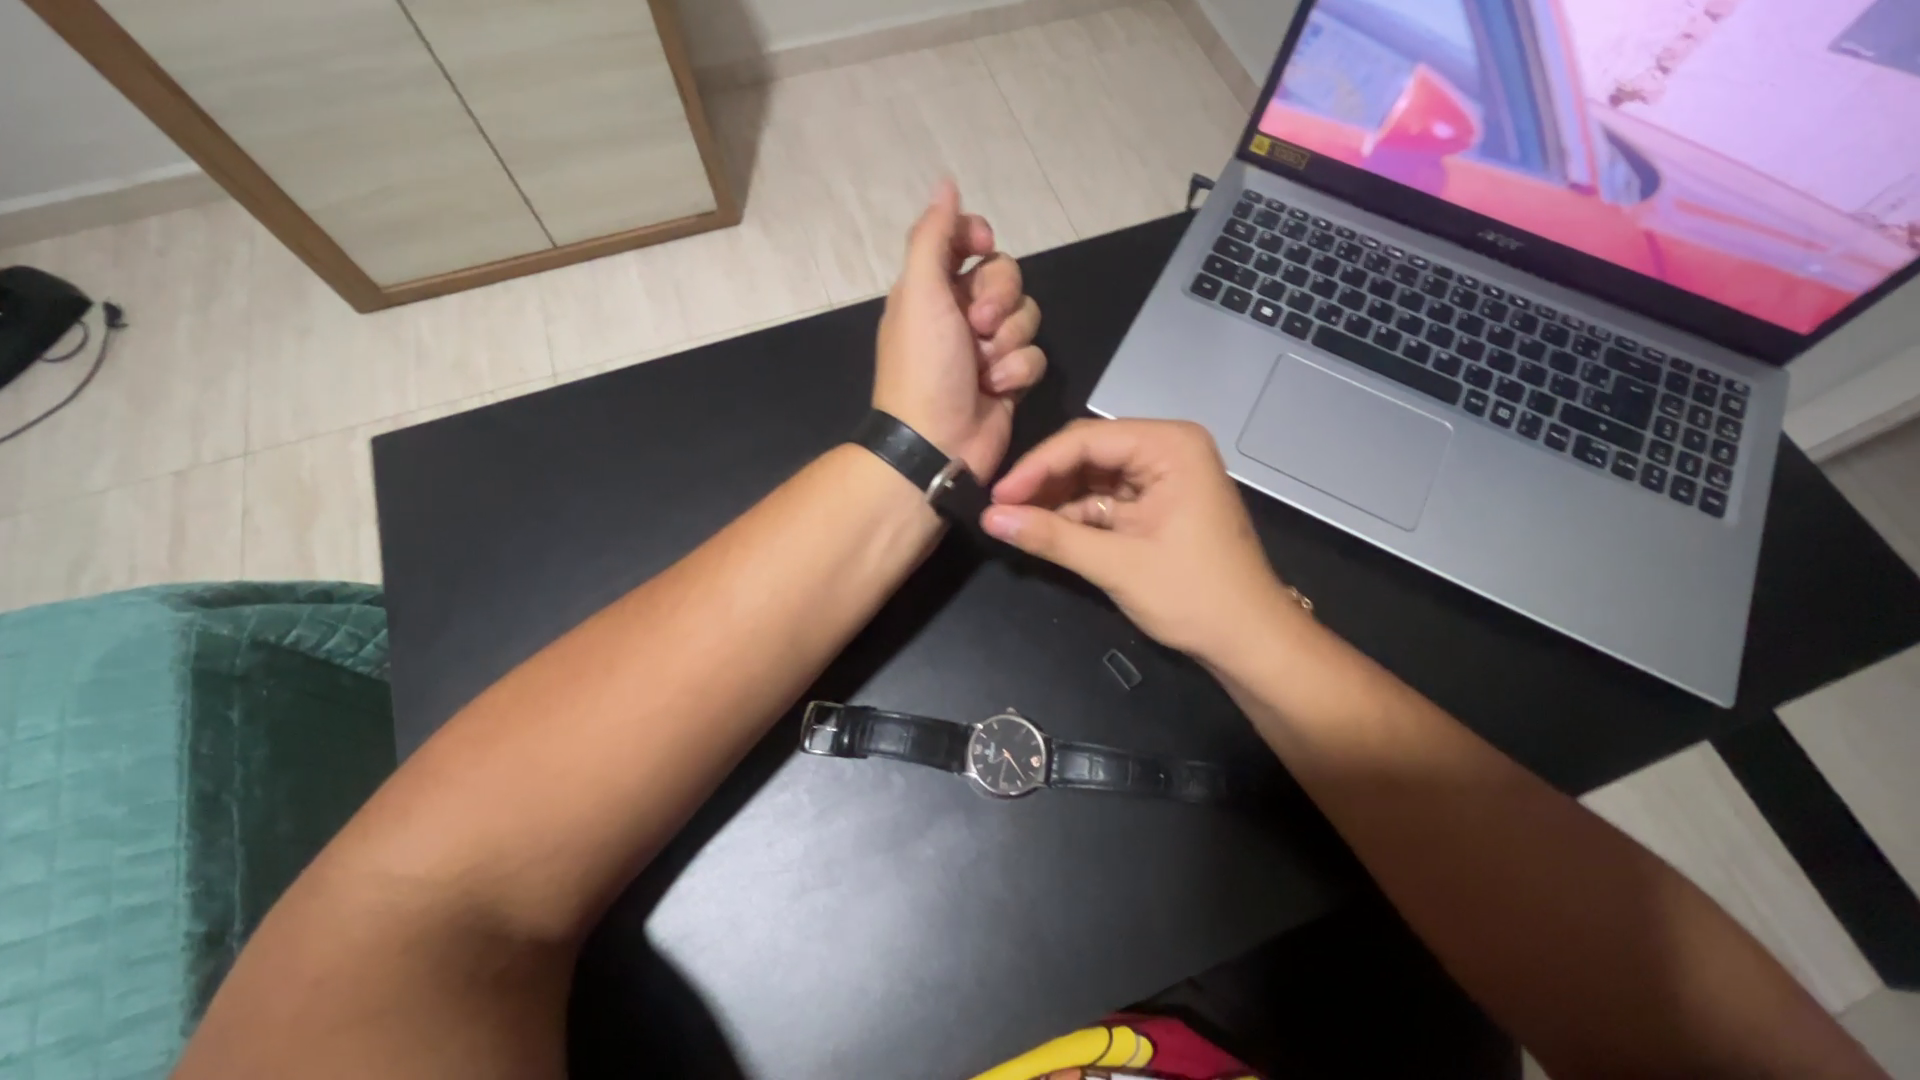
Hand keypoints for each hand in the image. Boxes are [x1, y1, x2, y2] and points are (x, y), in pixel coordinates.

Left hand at [873, 180, 1045, 480]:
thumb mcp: (919, 292)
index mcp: (932, 288)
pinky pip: (1034, 356)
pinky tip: (996, 390)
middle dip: (998, 299)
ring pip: (1026, 316)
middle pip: (1006, 275)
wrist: (937, 442)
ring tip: (984, 368)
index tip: (980, 246)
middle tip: (976, 326)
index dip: (978, 239)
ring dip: (1007, 342)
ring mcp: (987, 347)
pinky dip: (1016, 372)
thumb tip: (946, 183)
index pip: (968, 240)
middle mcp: (960, 313)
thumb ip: (934, 236)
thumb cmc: (923, 367)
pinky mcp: (1010, 378)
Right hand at [981, 419, 1308, 661]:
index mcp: (1170, 446)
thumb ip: (1051, 537)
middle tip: (1000, 511)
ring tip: (1014, 523)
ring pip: (1093, 477)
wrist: (1250, 641)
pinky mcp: (1160, 504)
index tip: (996, 497)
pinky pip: (1107, 500)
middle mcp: (1169, 449)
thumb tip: (990, 519)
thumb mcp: (1117, 564)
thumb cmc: (1193, 596)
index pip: (1086, 440)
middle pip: (1088, 454)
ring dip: (1056, 502)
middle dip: (1044, 483)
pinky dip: (1078, 518)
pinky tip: (1045, 532)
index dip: (1035, 467)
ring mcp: (1165, 477)